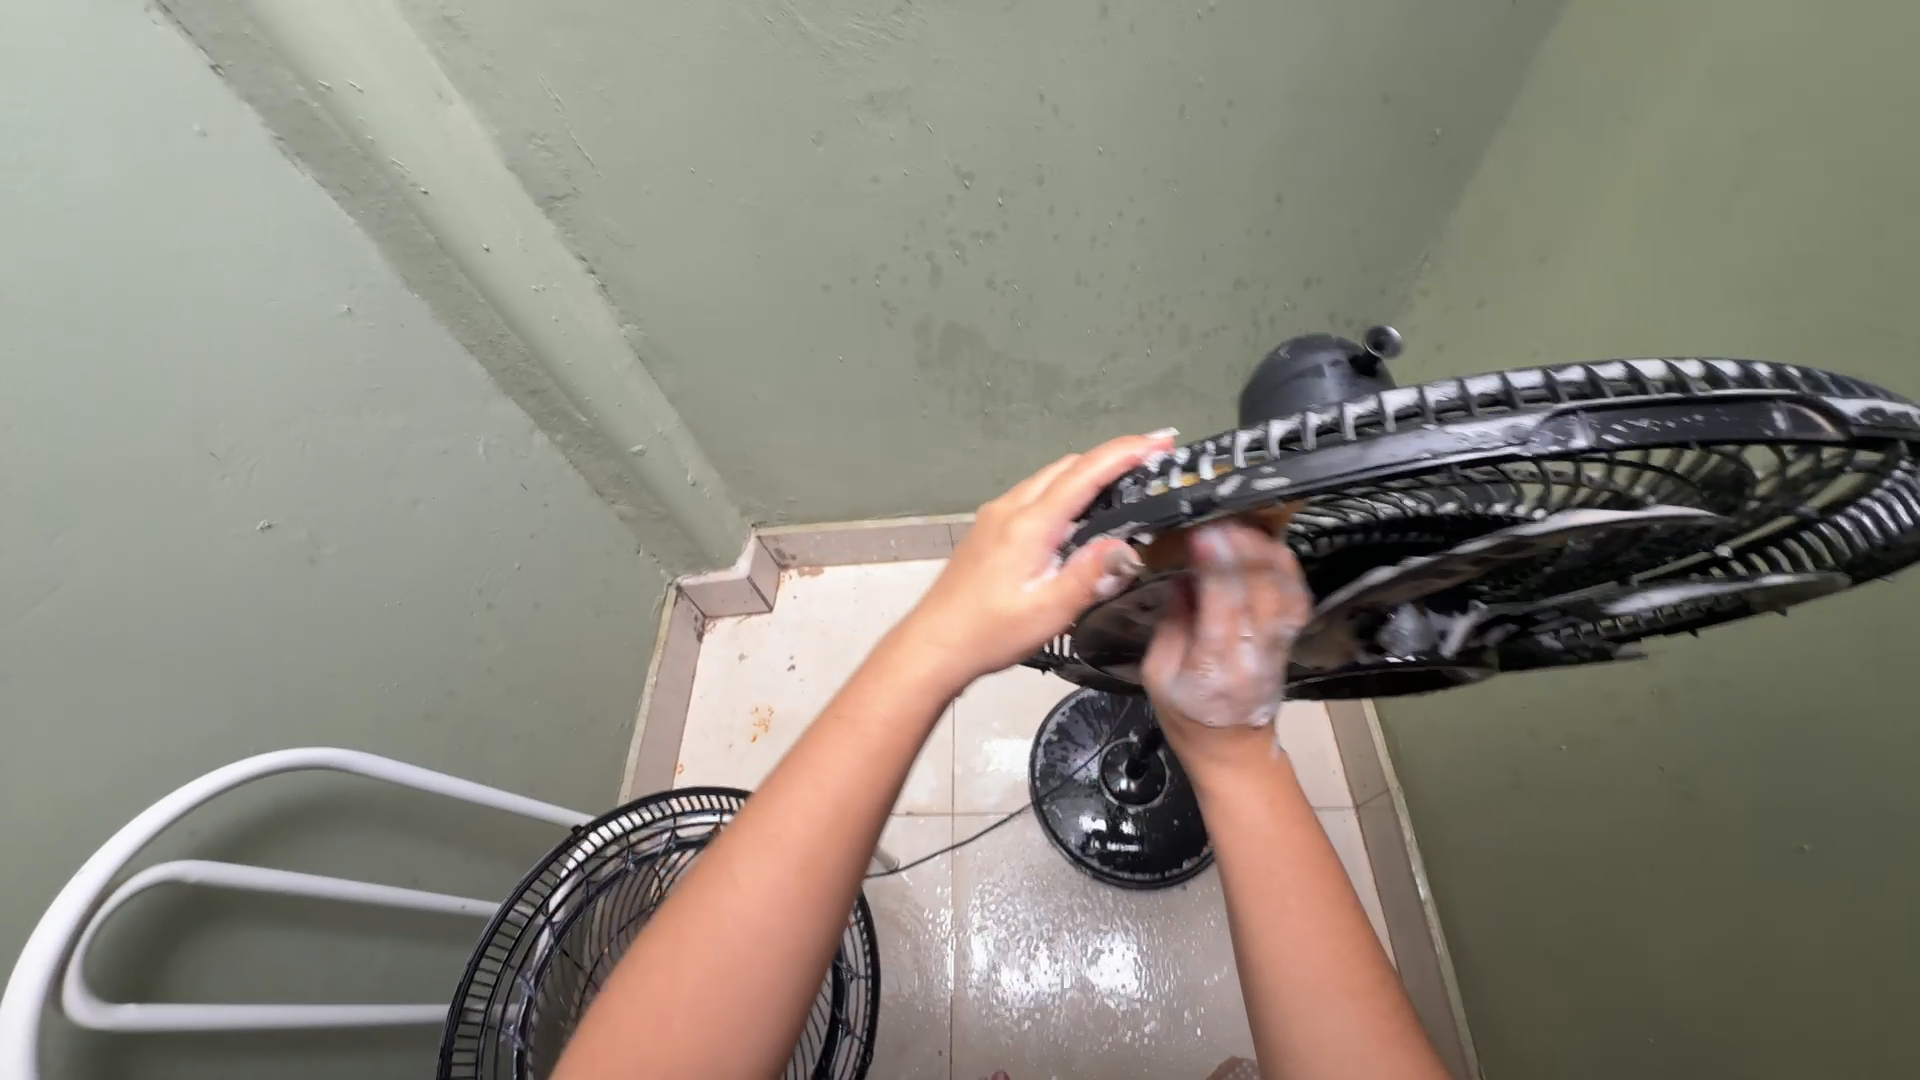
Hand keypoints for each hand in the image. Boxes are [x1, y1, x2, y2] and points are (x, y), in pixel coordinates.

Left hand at [894, 432, 1175, 688]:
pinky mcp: (987, 529)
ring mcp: (994, 516)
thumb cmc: (990, 632)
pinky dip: (1062, 491)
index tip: (1160, 440)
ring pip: (1047, 479)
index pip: (1084, 473)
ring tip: (1123, 483)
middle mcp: (1010, 509)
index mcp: (1029, 524)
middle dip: (1110, 458)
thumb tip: (1128, 546)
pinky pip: (1032, 495)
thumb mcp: (1049, 611)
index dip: (1125, 452)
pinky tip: (1076, 514)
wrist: (933, 644)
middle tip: (1151, 462)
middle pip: (1066, 467)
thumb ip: (1090, 576)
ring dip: (1085, 473)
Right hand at [1143, 522, 1313, 782]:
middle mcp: (1254, 654)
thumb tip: (1183, 577)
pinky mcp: (1289, 640)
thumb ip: (1172, 624)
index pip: (1223, 607)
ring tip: (1243, 524)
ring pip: (1286, 590)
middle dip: (1244, 548)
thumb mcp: (1157, 675)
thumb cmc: (1186, 716)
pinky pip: (1295, 596)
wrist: (1233, 750)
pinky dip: (1285, 567)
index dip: (1216, 566)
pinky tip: (1267, 545)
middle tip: (1220, 518)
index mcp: (1215, 667)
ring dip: (1268, 552)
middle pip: (1262, 591)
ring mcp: (1279, 646)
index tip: (1202, 532)